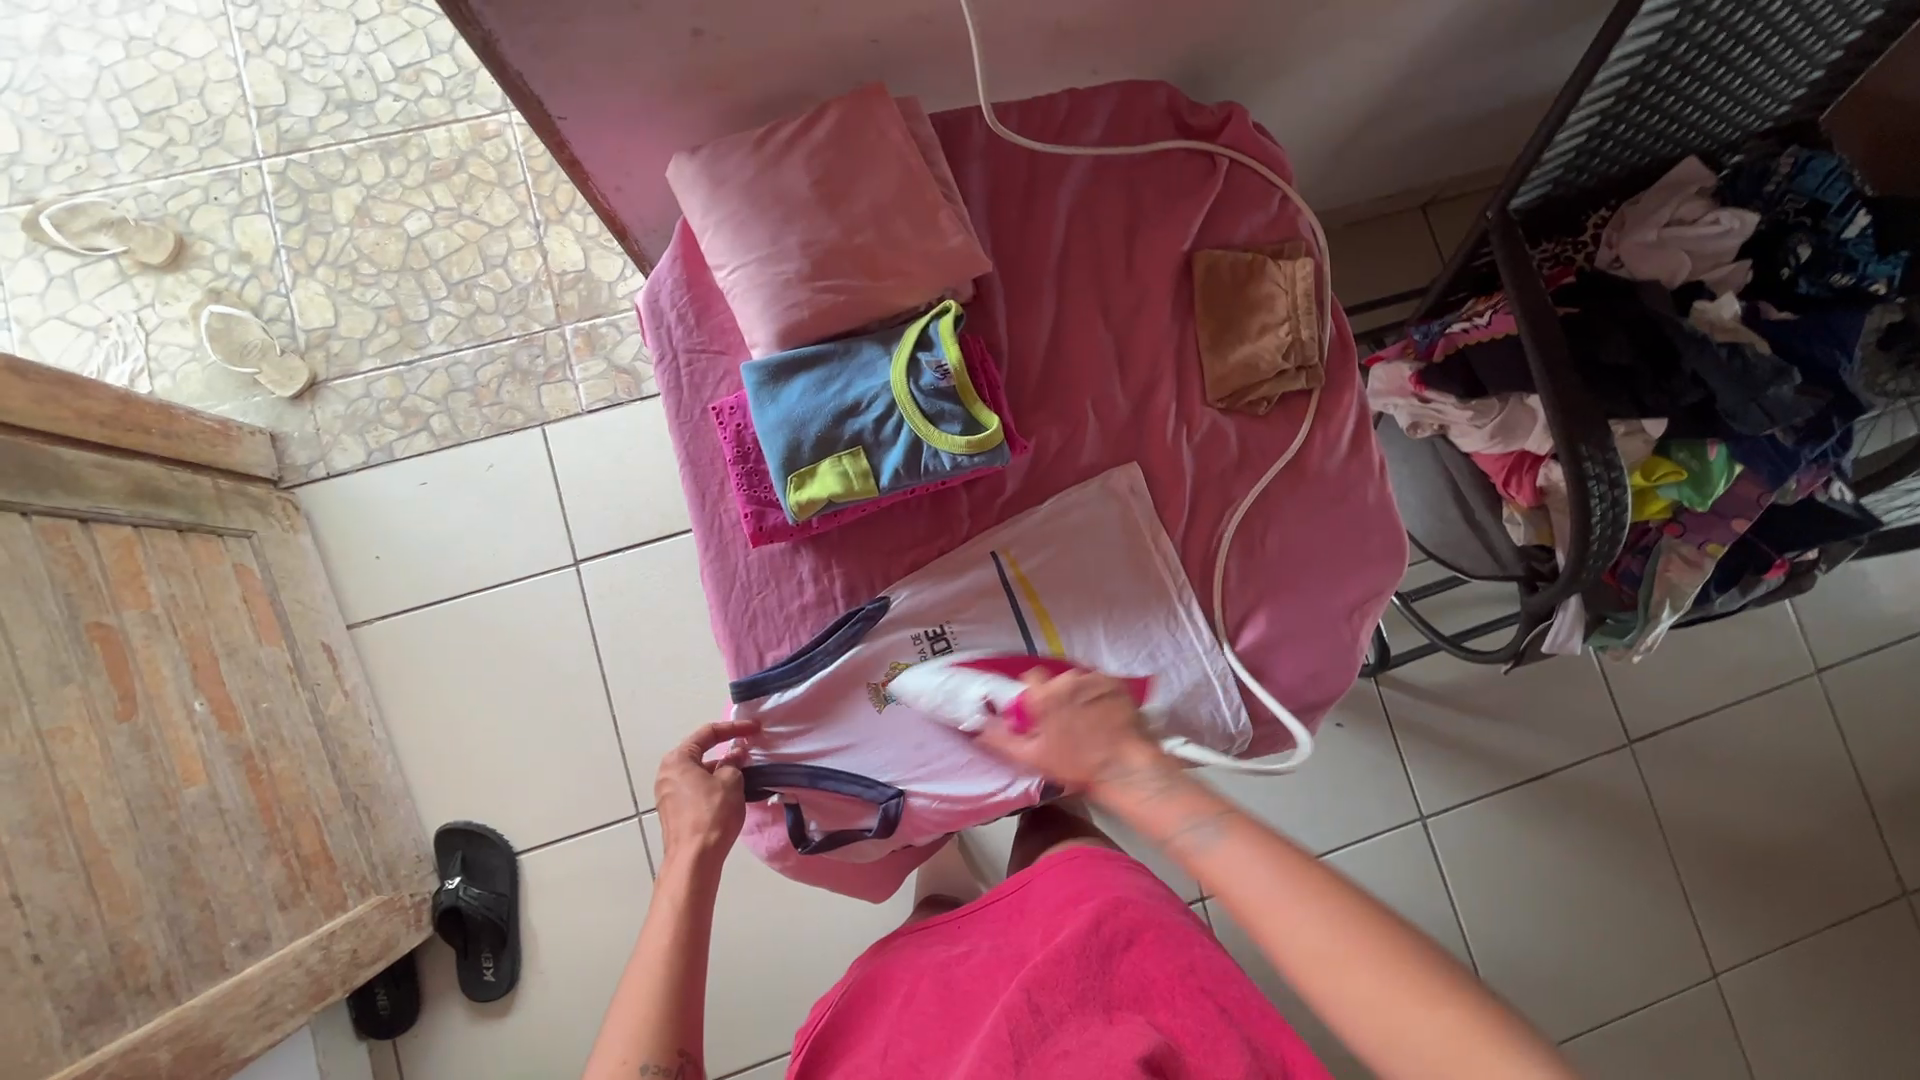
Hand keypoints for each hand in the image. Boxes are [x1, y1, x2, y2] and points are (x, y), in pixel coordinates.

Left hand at [654, 717, 758, 878]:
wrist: (694, 859)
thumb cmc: (712, 814)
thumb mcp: (730, 781)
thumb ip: (733, 762)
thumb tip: (734, 754)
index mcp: (677, 759)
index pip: (708, 733)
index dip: (734, 728)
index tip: (754, 729)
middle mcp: (667, 773)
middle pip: (700, 754)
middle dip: (725, 752)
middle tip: (748, 753)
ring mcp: (667, 794)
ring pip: (699, 774)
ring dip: (720, 772)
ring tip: (744, 776)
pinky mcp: (673, 812)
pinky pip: (696, 790)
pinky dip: (713, 787)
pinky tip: (730, 795)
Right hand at [974, 668, 1163, 791]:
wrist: (1126, 769)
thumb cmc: (1078, 766)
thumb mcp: (1032, 758)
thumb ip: (1000, 740)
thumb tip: (977, 728)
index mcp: (1045, 695)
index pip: (1030, 678)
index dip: (1033, 695)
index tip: (1038, 712)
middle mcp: (1069, 680)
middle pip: (1056, 682)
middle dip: (1058, 698)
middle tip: (1065, 724)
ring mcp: (1096, 680)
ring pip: (1079, 683)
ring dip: (1079, 697)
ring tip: (1088, 723)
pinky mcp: (1117, 684)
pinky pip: (1101, 685)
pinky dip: (1100, 697)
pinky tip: (1105, 718)